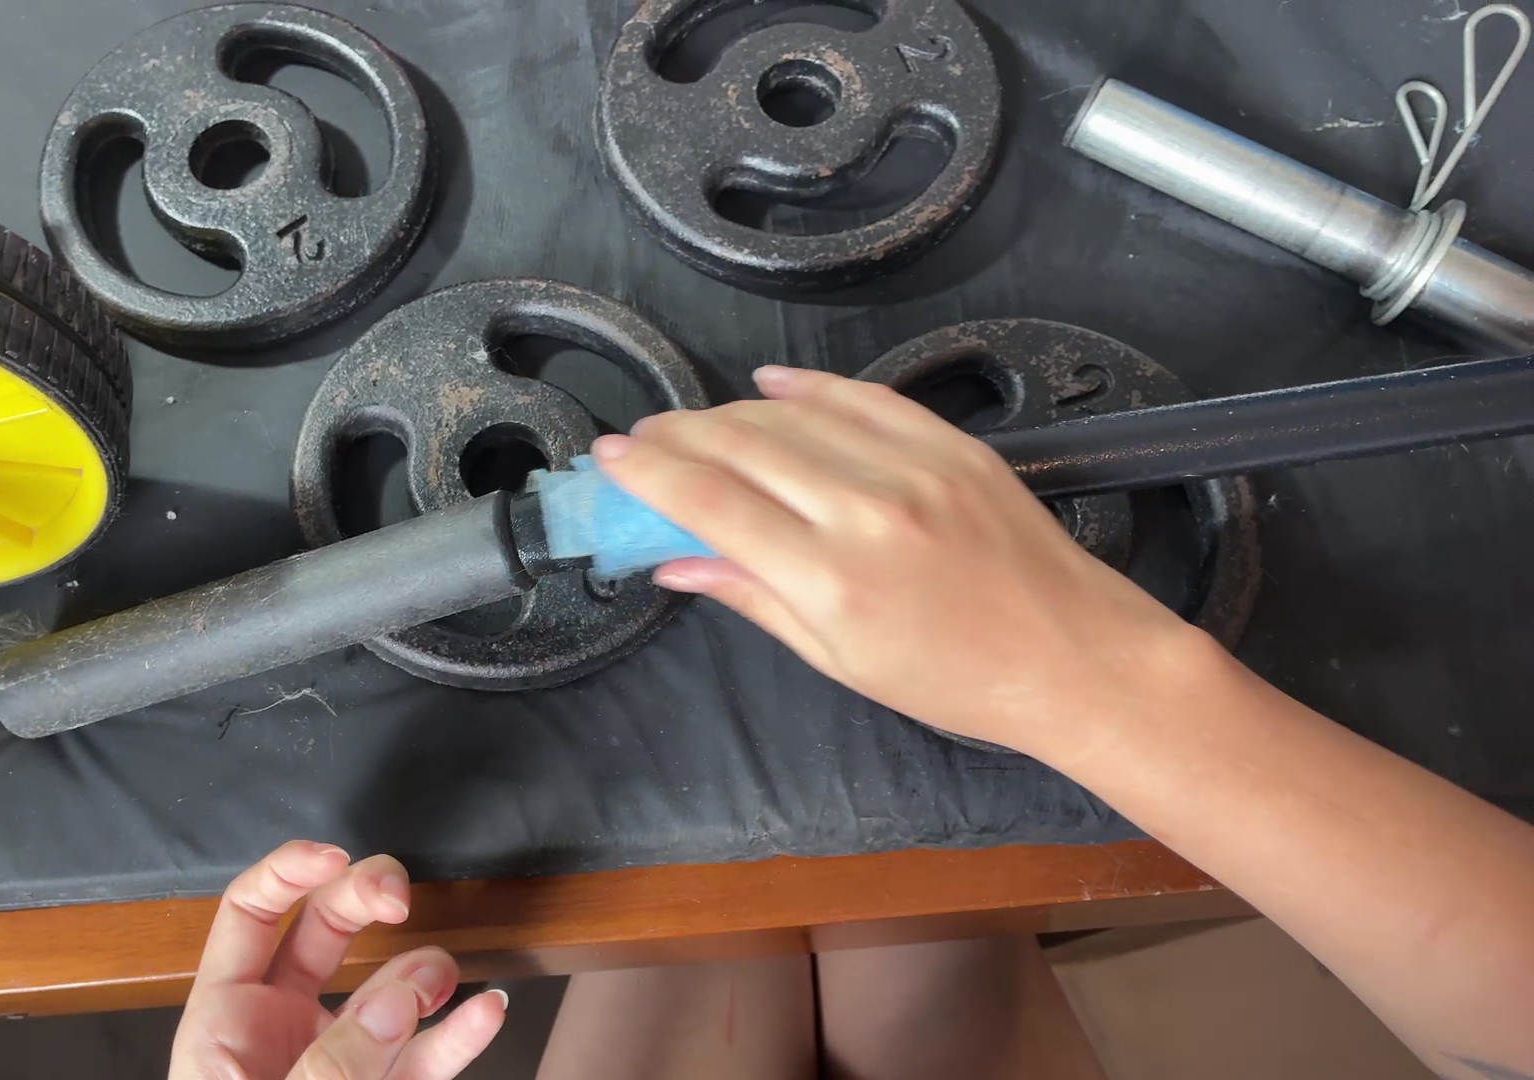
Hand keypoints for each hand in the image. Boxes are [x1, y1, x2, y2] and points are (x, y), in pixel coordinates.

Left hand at [169, 841, 505, 1079]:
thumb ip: (333, 1067)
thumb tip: (402, 989)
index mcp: (227, 1026)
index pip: (251, 915)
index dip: (290, 871)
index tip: (339, 858)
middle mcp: (283, 1030)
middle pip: (328, 929)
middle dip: (368, 896)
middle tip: (400, 896)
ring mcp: (340, 1062)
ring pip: (388, 983)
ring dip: (420, 971)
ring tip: (441, 984)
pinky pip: (426, 1054)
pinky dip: (459, 1032)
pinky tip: (487, 1013)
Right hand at [592, 365, 1210, 754]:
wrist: (1079, 658)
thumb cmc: (947, 681)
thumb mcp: (834, 657)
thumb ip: (749, 596)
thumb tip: (673, 564)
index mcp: (829, 576)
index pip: (710, 502)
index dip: (648, 473)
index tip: (610, 455)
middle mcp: (864, 507)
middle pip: (740, 446)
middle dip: (676, 435)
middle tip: (641, 437)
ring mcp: (912, 464)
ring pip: (790, 413)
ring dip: (727, 413)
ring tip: (692, 425)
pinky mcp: (950, 441)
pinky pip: (859, 394)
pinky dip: (804, 384)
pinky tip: (766, 384)